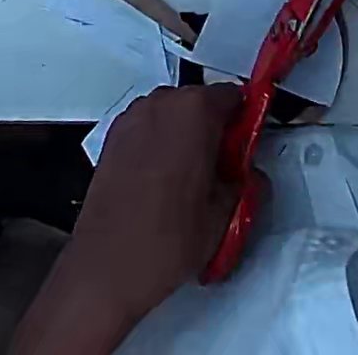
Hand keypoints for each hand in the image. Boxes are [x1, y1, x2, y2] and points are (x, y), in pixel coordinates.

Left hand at [14, 85, 245, 352]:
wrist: (109, 262)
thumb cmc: (164, 238)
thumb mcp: (225, 215)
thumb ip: (244, 182)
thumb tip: (248, 173)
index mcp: (195, 112)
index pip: (232, 95)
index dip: (243, 118)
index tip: (246, 139)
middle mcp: (162, 103)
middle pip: (199, 101)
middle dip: (212, 126)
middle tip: (221, 164)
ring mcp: (134, 115)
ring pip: (171, 111)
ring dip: (183, 131)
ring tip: (188, 175)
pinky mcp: (114, 132)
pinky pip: (147, 124)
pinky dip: (157, 139)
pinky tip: (161, 177)